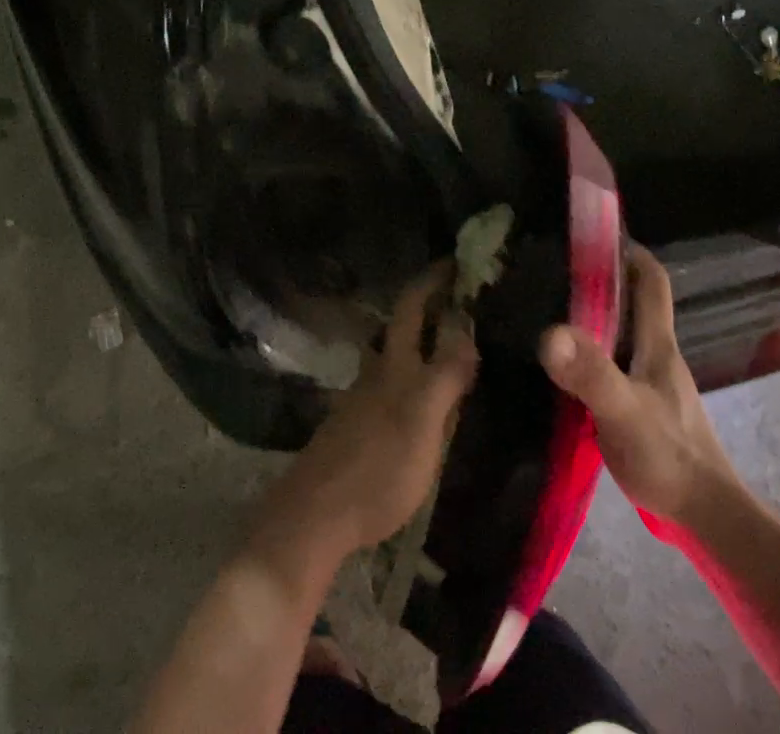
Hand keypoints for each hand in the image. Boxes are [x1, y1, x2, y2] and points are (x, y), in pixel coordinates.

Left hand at [262, 264, 478, 555]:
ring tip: (451, 347)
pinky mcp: (353, 431)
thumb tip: (466, 326)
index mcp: (392, 369)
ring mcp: (358, 404)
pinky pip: (387, 389)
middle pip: (397, 330)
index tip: (455, 261)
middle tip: (460, 298)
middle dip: (424, 307)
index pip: (411, 309)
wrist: (312, 519)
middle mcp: (373, 377)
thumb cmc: (376, 471)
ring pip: (391, 360)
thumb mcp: (422, 423)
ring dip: (417, 345)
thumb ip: (445, 375)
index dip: (431, 281)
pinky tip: (420, 398)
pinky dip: (409, 378)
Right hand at [539, 247, 740, 522]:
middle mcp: (655, 356)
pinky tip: (556, 369)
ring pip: (618, 336)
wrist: (703, 514)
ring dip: (589, 319)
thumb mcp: (623, 413)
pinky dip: (586, 356)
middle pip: (630, 304)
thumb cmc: (669, 458)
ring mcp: (649, 384)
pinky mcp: (639, 408)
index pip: (651, 281)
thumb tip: (550, 332)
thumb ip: (591, 374)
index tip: (587, 236)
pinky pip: (609, 367)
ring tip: (540, 311)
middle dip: (596, 281)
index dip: (626, 252)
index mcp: (658, 345)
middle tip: (546, 271)